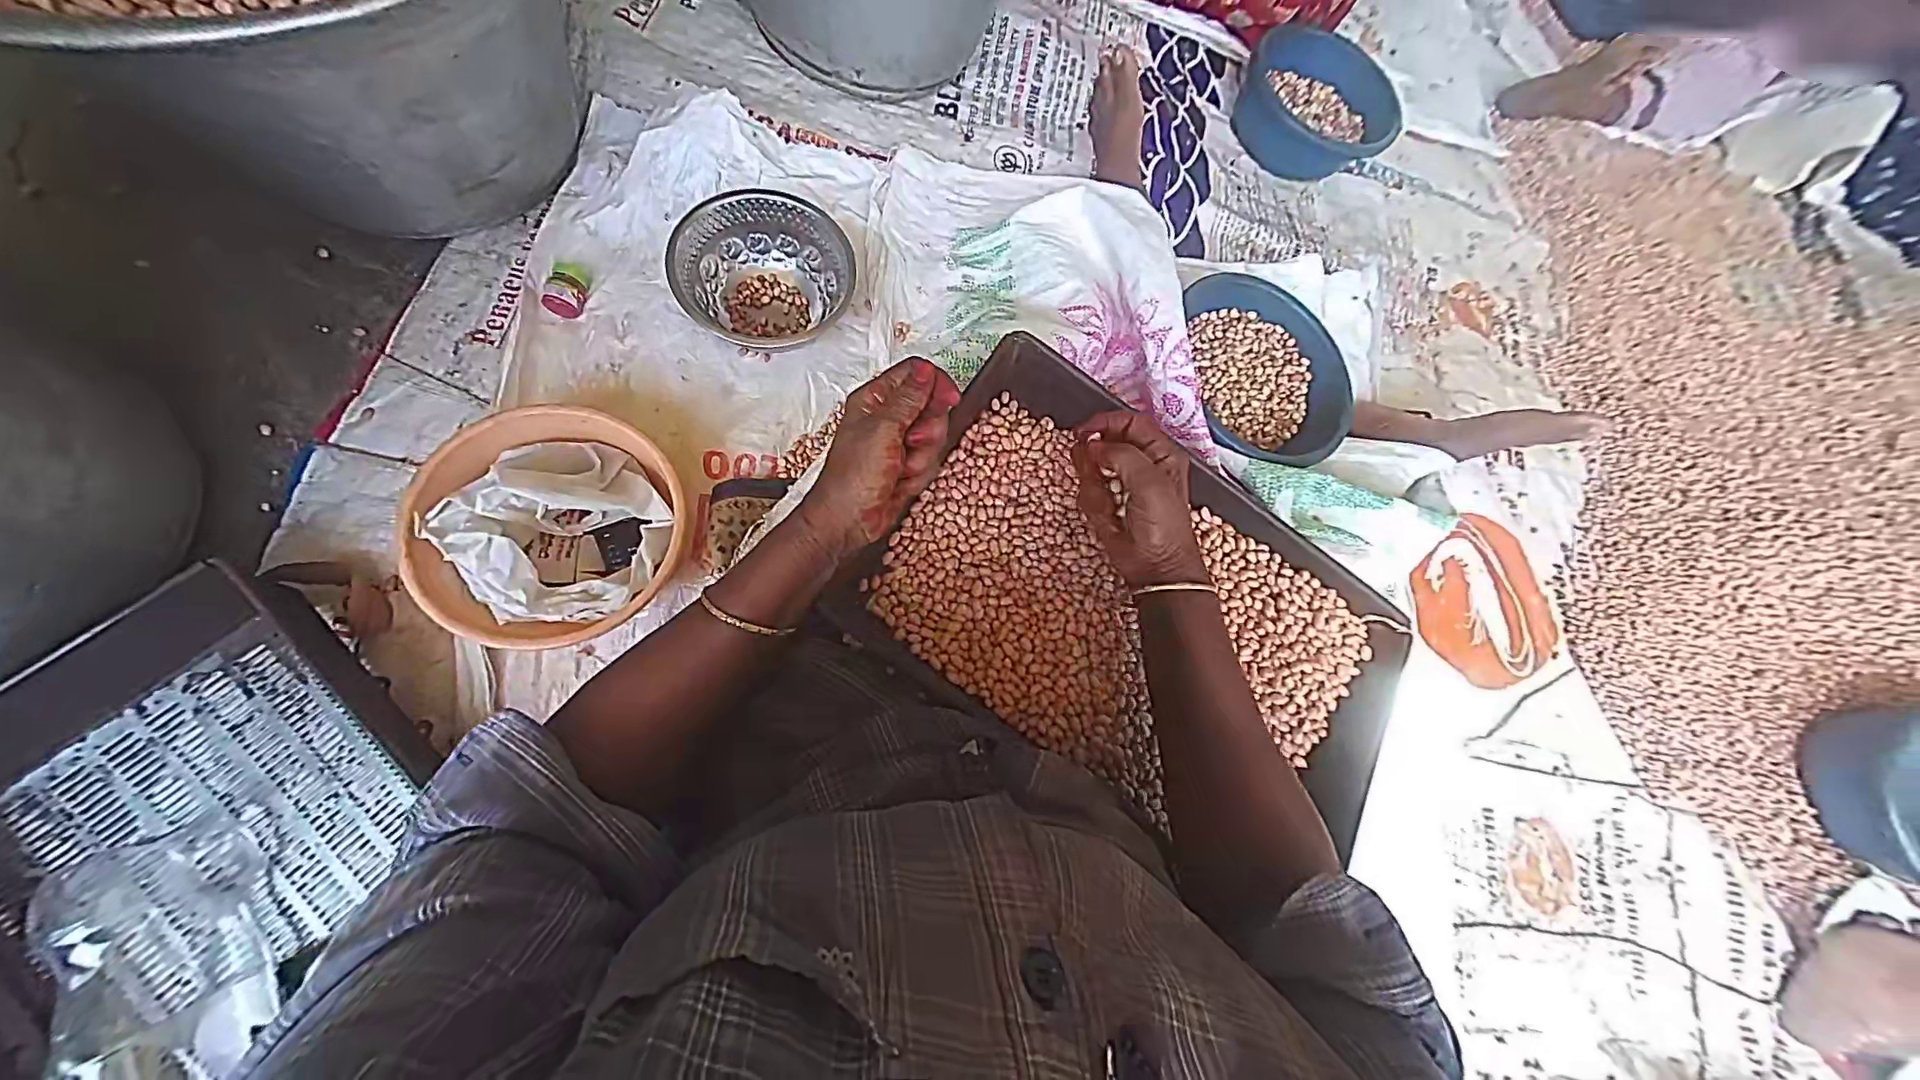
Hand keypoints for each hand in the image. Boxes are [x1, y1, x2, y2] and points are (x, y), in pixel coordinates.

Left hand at [796, 357, 960, 561]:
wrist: (848, 520)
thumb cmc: (852, 477)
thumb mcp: (883, 429)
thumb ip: (909, 398)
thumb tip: (925, 372)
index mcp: (876, 399)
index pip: (916, 374)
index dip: (936, 385)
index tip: (948, 400)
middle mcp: (888, 418)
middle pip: (932, 407)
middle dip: (928, 430)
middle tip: (909, 442)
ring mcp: (898, 443)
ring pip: (935, 438)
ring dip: (922, 457)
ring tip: (900, 468)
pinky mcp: (907, 466)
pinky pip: (931, 462)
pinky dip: (919, 475)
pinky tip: (900, 482)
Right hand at [1070, 410, 1208, 589]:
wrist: (1156, 568)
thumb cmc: (1163, 525)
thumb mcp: (1150, 482)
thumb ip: (1121, 455)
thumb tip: (1092, 446)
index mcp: (1160, 452)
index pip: (1129, 422)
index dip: (1105, 422)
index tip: (1083, 431)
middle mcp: (1139, 464)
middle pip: (1104, 443)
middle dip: (1094, 457)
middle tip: (1090, 469)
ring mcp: (1120, 484)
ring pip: (1091, 468)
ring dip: (1093, 484)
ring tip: (1108, 504)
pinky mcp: (1105, 503)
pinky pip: (1087, 492)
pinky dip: (1092, 503)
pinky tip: (1107, 517)